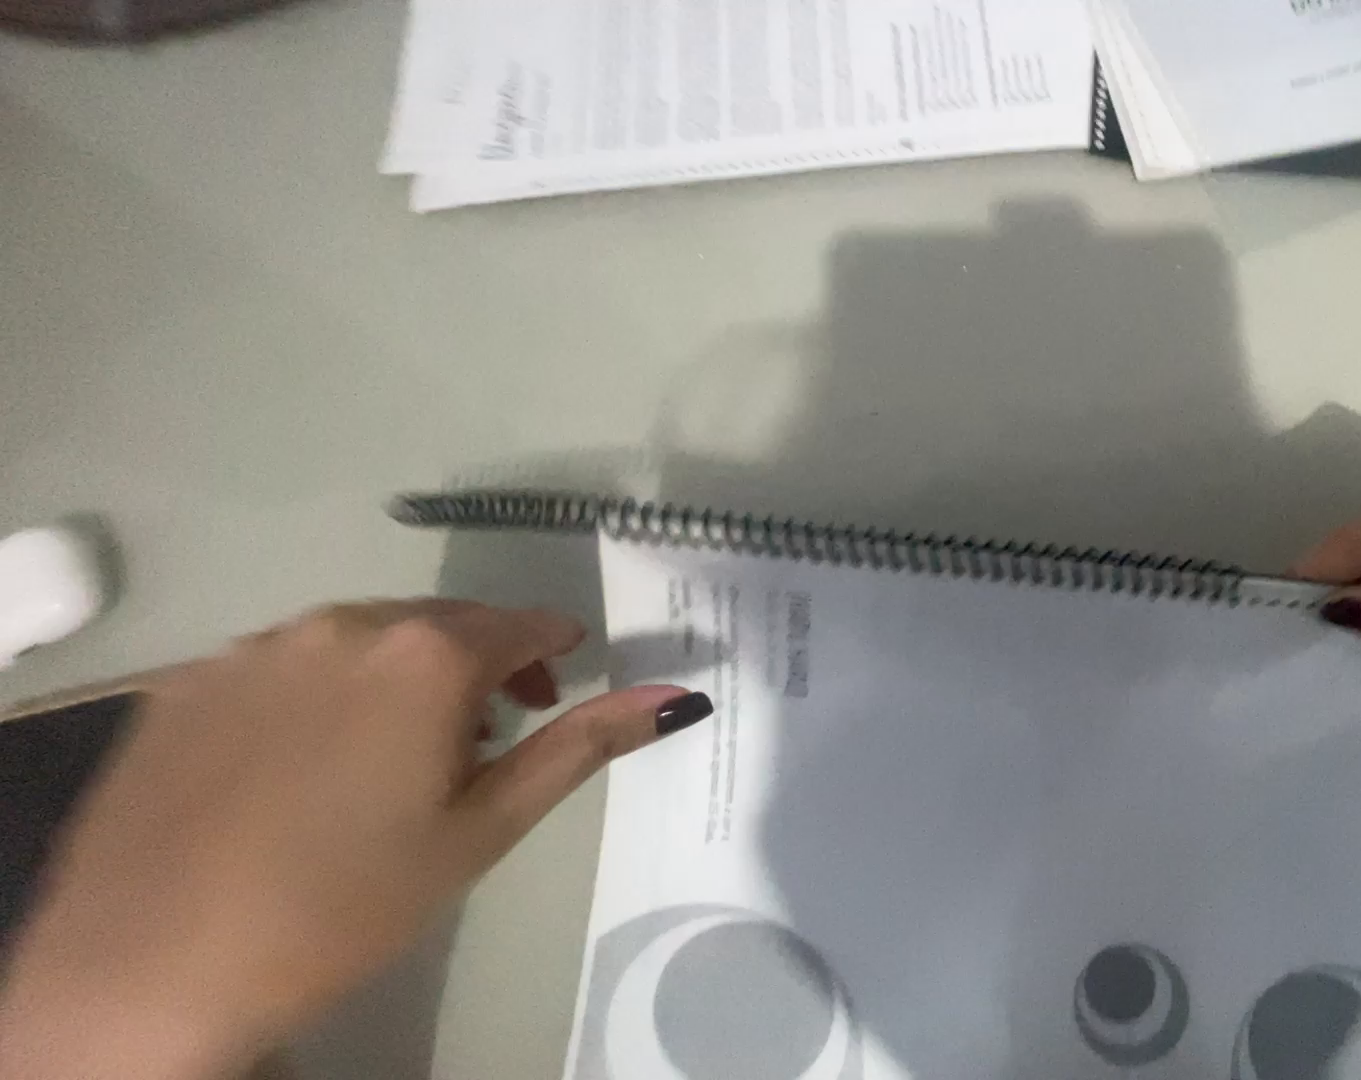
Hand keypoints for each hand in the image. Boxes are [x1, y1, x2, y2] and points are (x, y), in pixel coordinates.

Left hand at [0, 601, 710, 1079]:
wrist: (137, 984)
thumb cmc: (350, 901)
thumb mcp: (489, 823)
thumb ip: (586, 743)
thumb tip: (680, 697)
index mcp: (427, 654)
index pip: (526, 624)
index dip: (556, 651)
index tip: (559, 687)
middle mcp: (344, 624)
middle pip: (449, 624)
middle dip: (487, 666)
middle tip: (492, 736)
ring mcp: (256, 647)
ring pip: (371, 635)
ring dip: (411, 673)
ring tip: (403, 752)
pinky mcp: (188, 681)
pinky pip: (293, 659)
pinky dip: (333, 688)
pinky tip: (313, 762)